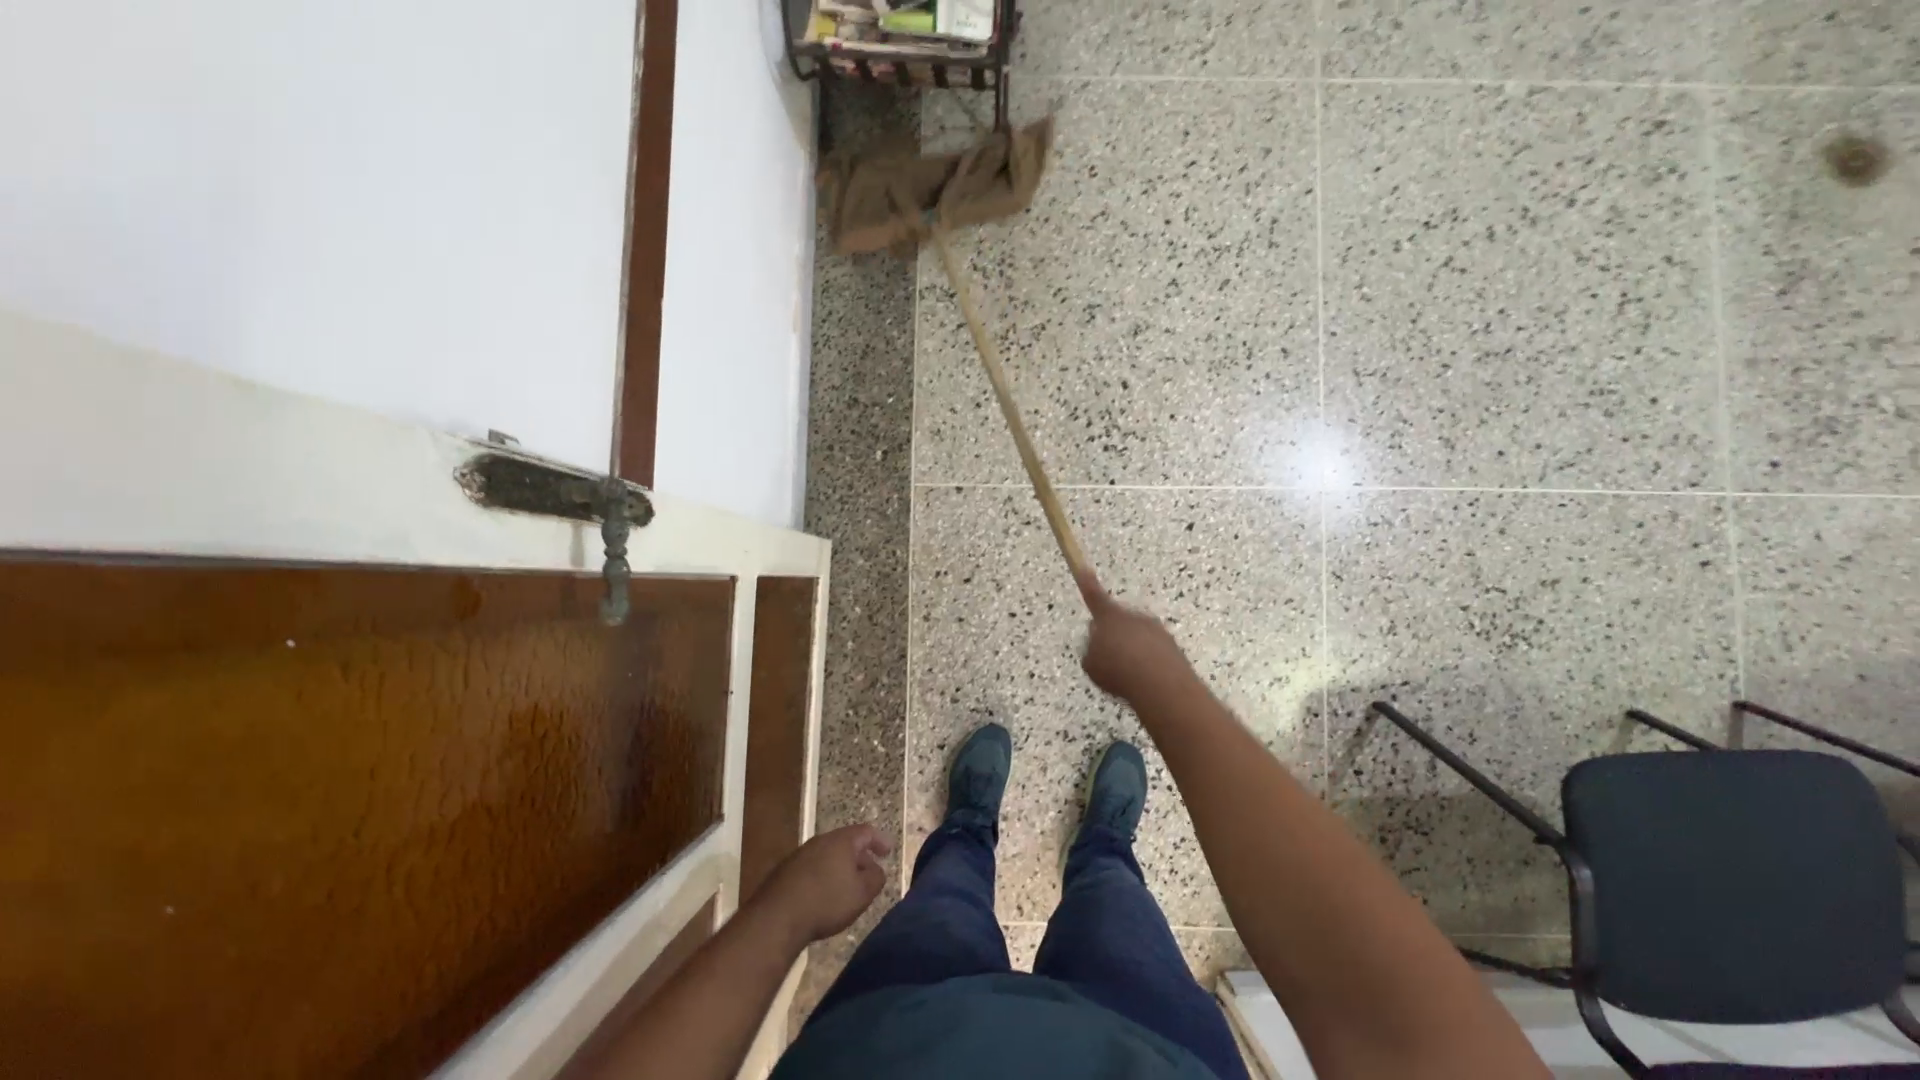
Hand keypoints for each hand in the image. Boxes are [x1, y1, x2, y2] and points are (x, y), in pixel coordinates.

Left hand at [751, 824, 891, 947]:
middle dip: (859, 856)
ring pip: (827, 856)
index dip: (880, 840)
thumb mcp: (862, 893)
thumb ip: (876, 878)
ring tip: (847, 887)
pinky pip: (811, 868)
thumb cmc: (826, 902)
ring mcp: (798, 856)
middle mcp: (819, 841)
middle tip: (869, 872)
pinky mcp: (784, 872)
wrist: (777, 918)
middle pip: (844, 843)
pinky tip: (823, 897)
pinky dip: (823, 877)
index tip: (888, 852)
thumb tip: (876, 869)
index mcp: (841, 841)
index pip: (866, 832)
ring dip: (840, 868)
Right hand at [1076, 570, 1199, 704]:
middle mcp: (1133, 616)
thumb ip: (1091, 649)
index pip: (1094, 595)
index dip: (1086, 581)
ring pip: (1138, 635)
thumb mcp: (1091, 663)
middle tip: (1108, 658)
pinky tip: (1144, 680)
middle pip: (1119, 619)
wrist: (1161, 685)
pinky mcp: (1172, 644)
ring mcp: (1155, 628)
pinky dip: (1148, 661)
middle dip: (1113, 634)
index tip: (1082, 566)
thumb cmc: (1119, 671)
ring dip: (1132, 650)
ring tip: (1127, 675)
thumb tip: (1097, 646)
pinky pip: (1154, 649)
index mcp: (1109, 617)